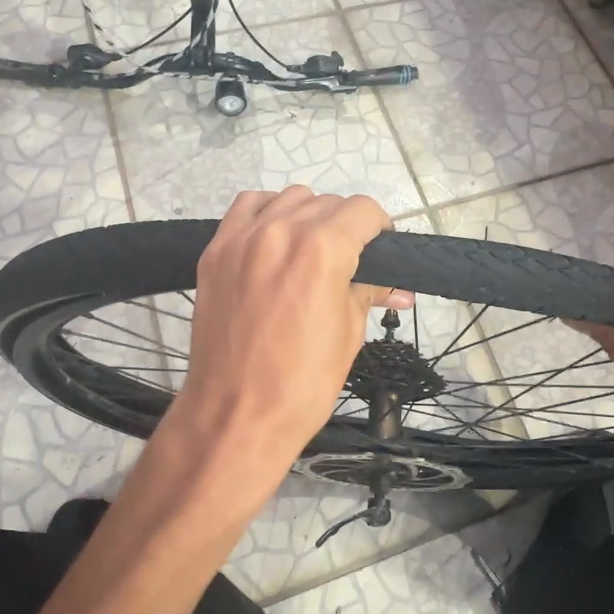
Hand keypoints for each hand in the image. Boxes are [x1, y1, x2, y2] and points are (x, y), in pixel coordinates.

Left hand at [174, 187, 411, 467]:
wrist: (236, 414)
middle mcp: (281, 231)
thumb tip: (398, 286)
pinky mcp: (215, 250)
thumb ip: (369, 292)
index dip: (381, 229)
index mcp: (322, 250)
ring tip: (311, 252)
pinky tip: (275, 240)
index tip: (381, 251)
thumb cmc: (303, 382)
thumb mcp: (349, 333)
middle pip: (328, 202)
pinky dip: (268, 213)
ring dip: (308, 216)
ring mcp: (243, 238)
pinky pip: (247, 207)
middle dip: (347, 226)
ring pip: (289, 198)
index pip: (363, 211)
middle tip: (351, 262)